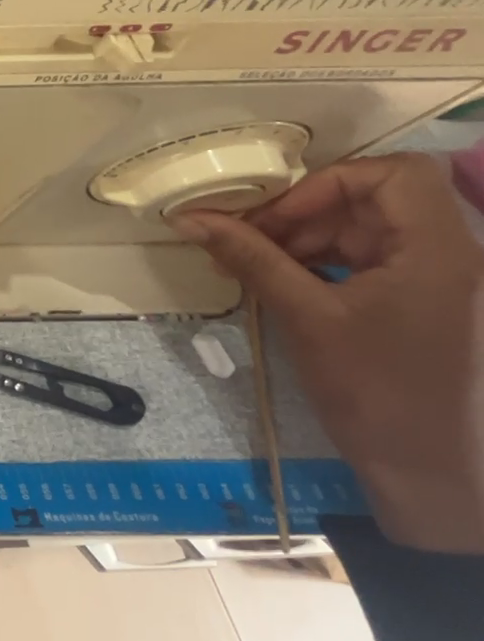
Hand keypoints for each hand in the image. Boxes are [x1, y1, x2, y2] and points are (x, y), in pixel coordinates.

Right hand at [171, 153, 483, 551]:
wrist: (428, 465)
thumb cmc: (374, 387)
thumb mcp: (304, 316)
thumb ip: (251, 257)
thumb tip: (189, 217)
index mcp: (441, 250)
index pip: (391, 175)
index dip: (325, 184)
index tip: (271, 220)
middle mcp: (451, 254)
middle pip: (373, 200)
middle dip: (301, 213)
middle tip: (243, 242)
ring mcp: (439, 279)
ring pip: (364, 228)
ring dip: (303, 238)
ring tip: (251, 264)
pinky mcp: (422, 301)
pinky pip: (368, 257)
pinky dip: (319, 260)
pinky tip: (281, 282)